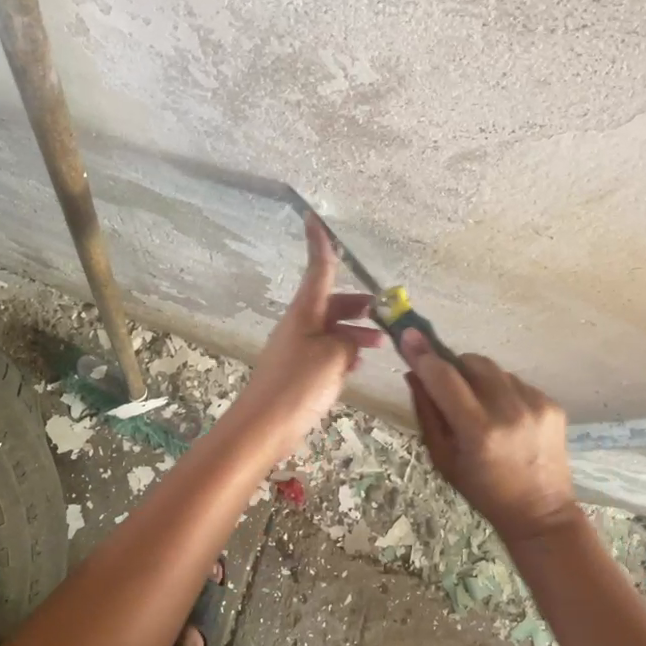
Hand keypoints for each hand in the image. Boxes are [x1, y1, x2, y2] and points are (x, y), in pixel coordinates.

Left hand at [230, 215, 384, 456]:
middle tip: (383, 311)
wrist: (262, 429)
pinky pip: (325, 352)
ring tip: (379, 345)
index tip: (313, 216)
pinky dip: (344, 353)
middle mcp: (299, 325)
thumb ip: (348, 343)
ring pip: (331, 330)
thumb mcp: (333, 358)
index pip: (318, 269)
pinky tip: (356, 367)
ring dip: (355, 333)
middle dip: (357, 305)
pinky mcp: (297, 372)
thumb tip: (349, 344)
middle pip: (330, 302)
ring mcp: (297, 349)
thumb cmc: (297, 386)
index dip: (319, 243)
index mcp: (305, 312)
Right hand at [401, 330, 579, 544]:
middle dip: (455, 368)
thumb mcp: (443, 458)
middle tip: (450, 387)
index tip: (408, 335)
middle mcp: (509, 411)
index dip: (424, 354)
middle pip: (472, 362)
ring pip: (495, 370)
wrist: (541, 513)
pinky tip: (506, 418)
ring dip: (480, 380)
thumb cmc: (483, 491)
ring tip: (482, 408)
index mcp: (479, 431)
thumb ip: (427, 412)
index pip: (445, 378)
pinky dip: (504, 392)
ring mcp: (536, 405)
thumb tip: (413, 372)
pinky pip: (517, 382)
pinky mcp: (552, 404)